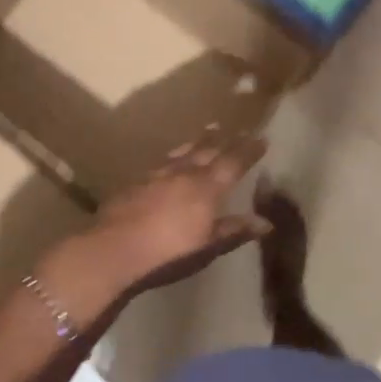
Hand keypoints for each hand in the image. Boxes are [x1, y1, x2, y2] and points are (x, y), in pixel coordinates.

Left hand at [39, 131, 271, 322]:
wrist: (115, 247)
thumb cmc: (168, 253)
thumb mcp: (207, 246)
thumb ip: (234, 230)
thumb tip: (265, 222)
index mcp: (205, 187)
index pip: (233, 163)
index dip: (248, 150)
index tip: (261, 138)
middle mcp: (183, 172)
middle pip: (208, 150)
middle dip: (225, 140)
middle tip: (236, 129)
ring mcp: (157, 173)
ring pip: (184, 151)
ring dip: (199, 141)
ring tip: (209, 132)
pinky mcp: (137, 180)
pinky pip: (164, 160)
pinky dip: (176, 154)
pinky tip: (173, 158)